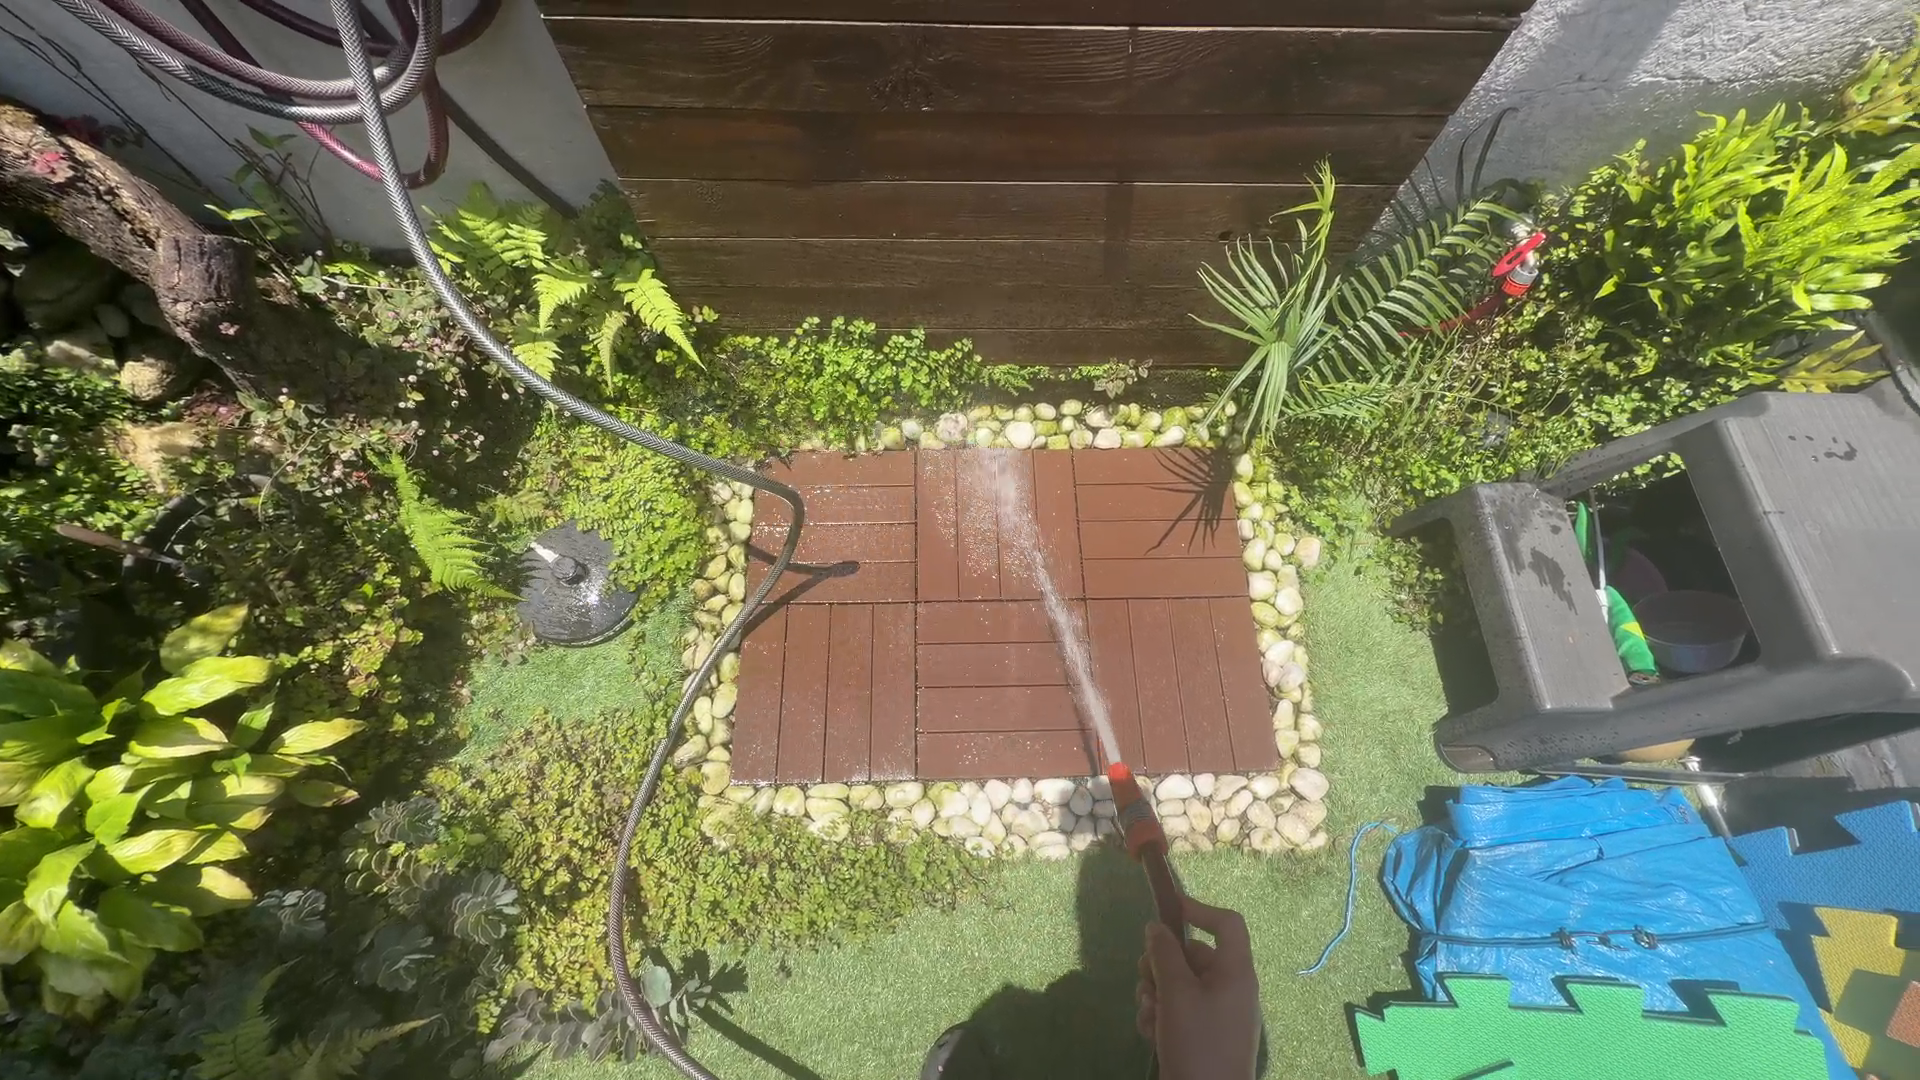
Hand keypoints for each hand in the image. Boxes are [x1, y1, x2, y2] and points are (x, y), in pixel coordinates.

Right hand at [1136, 896, 1260, 1079]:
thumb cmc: (1198, 1043)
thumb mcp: (1175, 992)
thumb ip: (1163, 953)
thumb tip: (1156, 927)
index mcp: (1236, 973)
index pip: (1227, 923)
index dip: (1199, 909)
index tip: (1167, 911)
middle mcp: (1230, 989)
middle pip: (1193, 954)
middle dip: (1161, 964)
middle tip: (1145, 978)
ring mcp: (1217, 1015)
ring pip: (1179, 982)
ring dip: (1156, 992)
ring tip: (1148, 1013)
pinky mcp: (1203, 1037)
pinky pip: (1178, 1010)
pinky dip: (1161, 1015)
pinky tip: (1151, 1032)